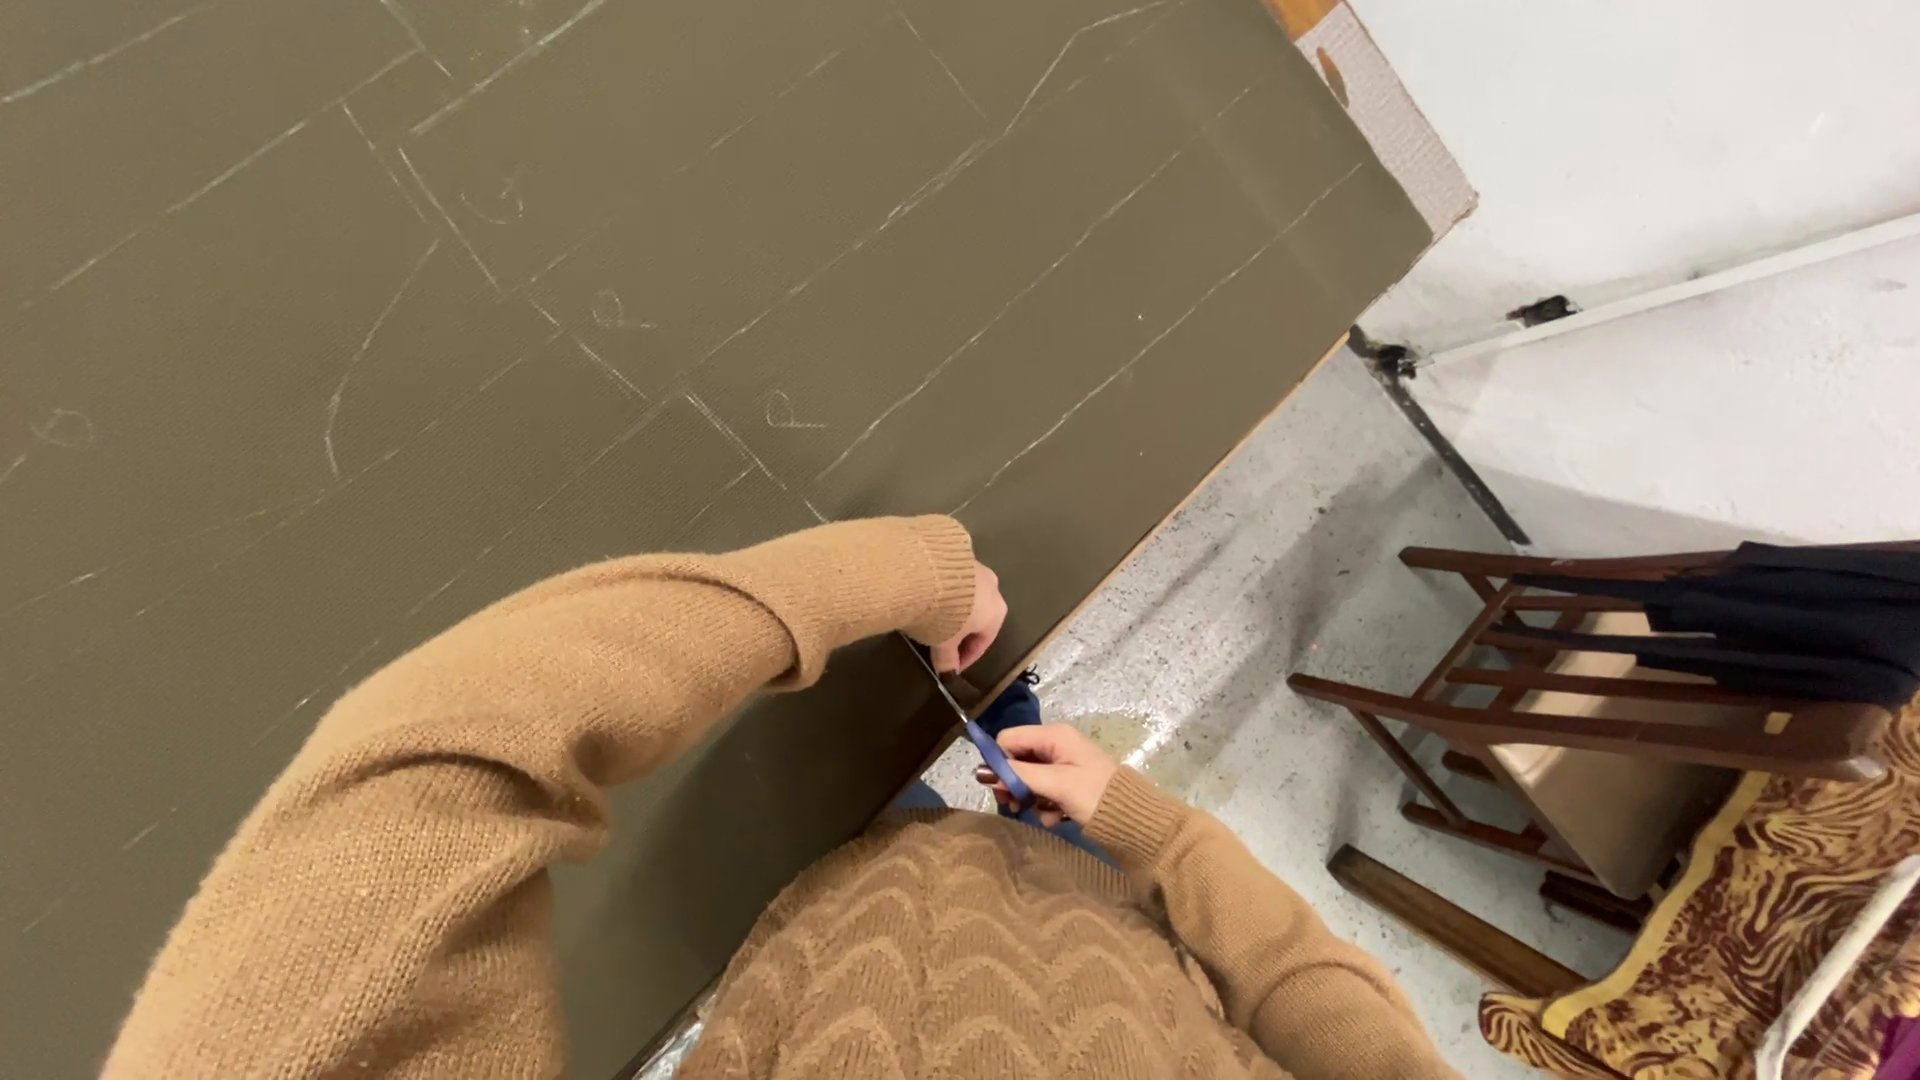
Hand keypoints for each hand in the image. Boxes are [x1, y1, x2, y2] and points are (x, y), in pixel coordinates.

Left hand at [928, 561, 1005, 673]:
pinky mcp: (961, 554)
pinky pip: (956, 579)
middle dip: (962, 633)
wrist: (928, 572)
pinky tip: (932, 597)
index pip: (984, 641)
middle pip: (978, 617)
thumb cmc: (944, 615)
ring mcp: (978, 568)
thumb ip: (947, 660)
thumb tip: (947, 675)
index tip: (953, 667)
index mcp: (997, 613)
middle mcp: (993, 589)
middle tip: (943, 645)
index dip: (967, 657)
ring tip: (935, 620)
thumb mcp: (943, 642)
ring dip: (955, 611)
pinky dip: (947, 591)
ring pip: (968, 596)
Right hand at [974, 723, 1118, 826]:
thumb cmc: (1094, 795)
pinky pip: (1045, 789)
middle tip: (1013, 805)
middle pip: (1017, 758)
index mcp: (1053, 735)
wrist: (1134, 819)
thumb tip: (981, 771)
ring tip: (1038, 813)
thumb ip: (1017, 775)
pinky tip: (1057, 817)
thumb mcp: (1054, 784)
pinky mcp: (1069, 782)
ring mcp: (1063, 763)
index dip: (999, 761)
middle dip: (1013, 782)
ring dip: (1030, 797)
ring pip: (1029, 777)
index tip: (998, 787)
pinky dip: (1046, 804)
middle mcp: (1056, 744)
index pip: (1009, 738)